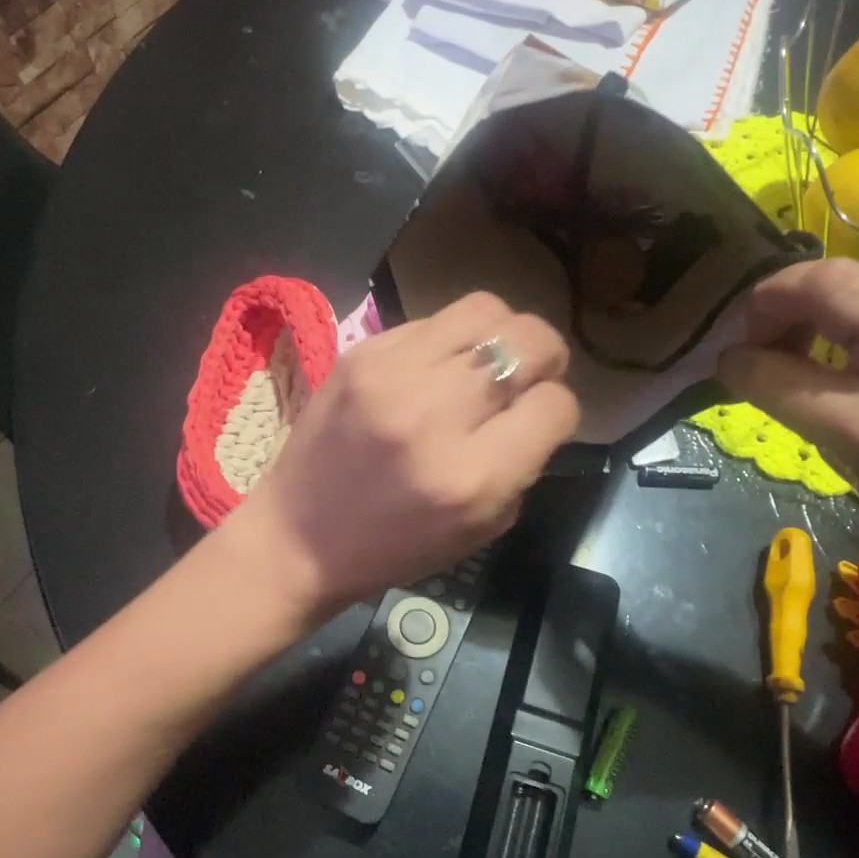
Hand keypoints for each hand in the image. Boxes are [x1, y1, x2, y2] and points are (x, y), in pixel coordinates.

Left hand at [221, 292, 578, 614]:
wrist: (298, 537)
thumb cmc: (394, 547)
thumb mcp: (480, 529)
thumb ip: (521, 465)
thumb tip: (538, 408)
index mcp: (473, 476)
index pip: (555, 404)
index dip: (559, 412)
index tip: (541, 423)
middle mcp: (436, 415)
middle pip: (529, 341)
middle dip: (546, 358)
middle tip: (531, 377)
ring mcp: (393, 375)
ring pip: (486, 310)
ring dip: (504, 334)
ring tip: (489, 362)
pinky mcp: (360, 354)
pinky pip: (431, 321)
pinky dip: (448, 342)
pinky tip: (434, 370)